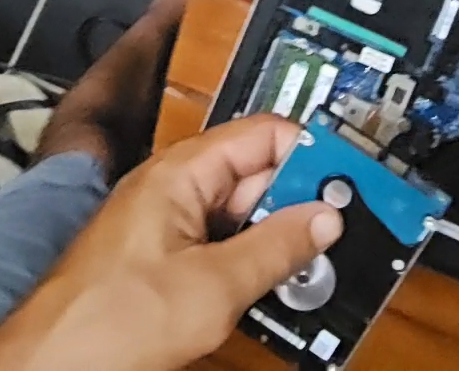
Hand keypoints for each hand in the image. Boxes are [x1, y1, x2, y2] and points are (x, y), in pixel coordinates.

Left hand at [0, 115, 343, 370]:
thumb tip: (325, 218)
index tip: (348, 180)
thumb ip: (275, 248)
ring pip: (241, 212)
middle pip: (256, 173)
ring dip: (277, 235)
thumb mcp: (211, 288)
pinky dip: (251, 259)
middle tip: (340, 233)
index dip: (308, 153)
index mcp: (183, 171)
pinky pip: (222, 242)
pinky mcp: (164, 257)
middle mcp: (177, 186)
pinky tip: (275, 285)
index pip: (263, 134)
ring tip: (315, 265)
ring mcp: (169, 222)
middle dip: (298, 201)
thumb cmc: (109, 323)